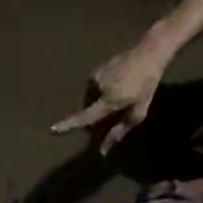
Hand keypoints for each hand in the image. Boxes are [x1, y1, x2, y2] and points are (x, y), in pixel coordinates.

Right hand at [50, 32, 176, 152]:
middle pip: (91, 110)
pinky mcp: (98, 69)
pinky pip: (96, 88)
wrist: (149, 52)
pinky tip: (118, 86)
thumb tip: (103, 150)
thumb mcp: (138, 113)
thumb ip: (119, 131)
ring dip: (102, 103)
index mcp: (109, 100)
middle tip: (118, 111)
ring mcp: (97, 76)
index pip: (85, 117)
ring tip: (122, 95)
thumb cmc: (146, 85)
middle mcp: (98, 87)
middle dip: (98, 117)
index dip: (69, 124)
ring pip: (93, 99)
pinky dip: (104, 91)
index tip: (53, 129)